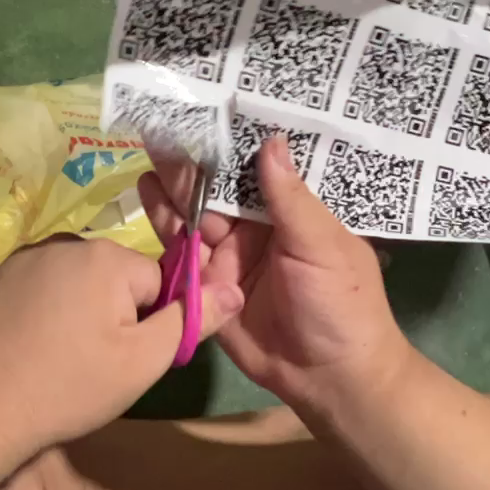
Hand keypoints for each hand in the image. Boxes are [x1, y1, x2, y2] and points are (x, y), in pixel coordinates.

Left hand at [0, 236, 242, 456]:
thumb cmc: (68, 388)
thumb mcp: (142, 362)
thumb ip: (190, 321)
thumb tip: (234, 289)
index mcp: (108, 258)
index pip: (157, 283)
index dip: (150, 324)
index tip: (125, 359)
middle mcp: (67, 243)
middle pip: (118, 279)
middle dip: (116, 315)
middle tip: (94, 364)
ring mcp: (26, 257)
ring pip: (81, 283)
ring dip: (83, 313)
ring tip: (61, 358)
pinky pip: (45, 287)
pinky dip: (48, 313)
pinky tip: (33, 348)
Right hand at [140, 136, 413, 413]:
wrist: (330, 378)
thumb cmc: (342, 305)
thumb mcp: (322, 245)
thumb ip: (291, 199)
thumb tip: (272, 140)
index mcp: (289, 215)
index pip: (255, 171)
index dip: (231, 144)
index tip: (204, 111)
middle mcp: (256, 232)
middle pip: (218, 192)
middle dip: (191, 165)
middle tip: (159, 129)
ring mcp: (229, 260)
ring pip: (194, 220)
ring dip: (172, 192)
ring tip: (148, 159)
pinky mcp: (207, 290)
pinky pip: (182, 259)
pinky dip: (165, 231)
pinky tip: (147, 199)